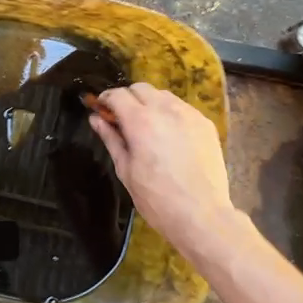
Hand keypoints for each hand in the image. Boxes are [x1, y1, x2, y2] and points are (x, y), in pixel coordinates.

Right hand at [89, 83, 236, 252]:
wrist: (201, 214)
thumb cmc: (156, 198)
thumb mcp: (126, 170)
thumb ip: (111, 139)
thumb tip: (95, 119)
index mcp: (140, 121)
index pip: (117, 94)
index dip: (105, 100)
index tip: (101, 111)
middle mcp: (165, 110)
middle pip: (141, 88)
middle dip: (128, 98)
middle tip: (122, 120)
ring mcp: (189, 115)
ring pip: (163, 95)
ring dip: (150, 103)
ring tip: (147, 128)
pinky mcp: (206, 124)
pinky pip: (182, 108)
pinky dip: (170, 113)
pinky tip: (170, 135)